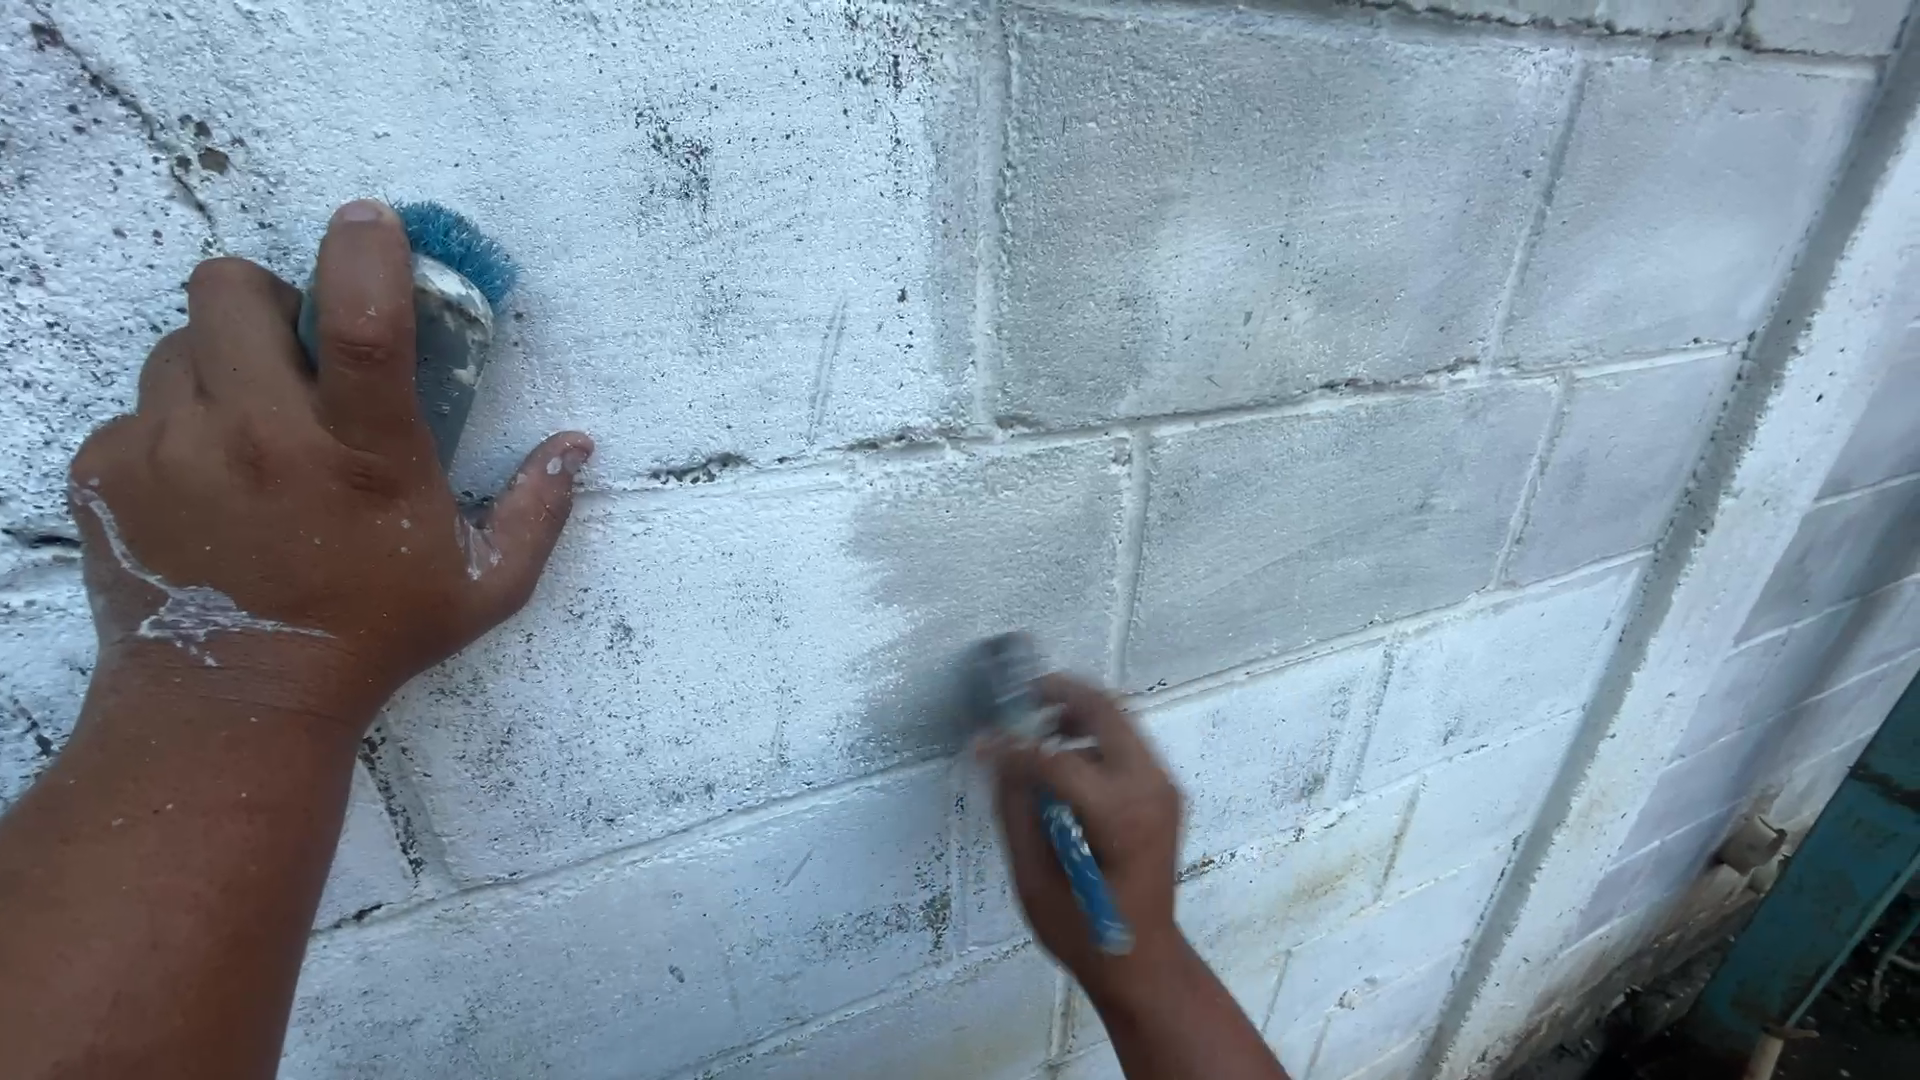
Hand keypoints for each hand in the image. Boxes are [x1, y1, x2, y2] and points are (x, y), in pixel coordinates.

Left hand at [68, 199, 591, 730]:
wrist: (236, 703)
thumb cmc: (381, 636)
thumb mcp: (490, 585)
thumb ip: (540, 510)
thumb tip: (578, 445)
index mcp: (364, 460)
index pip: (359, 325)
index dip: (366, 253)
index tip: (372, 218)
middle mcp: (258, 439)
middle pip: (229, 289)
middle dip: (270, 292)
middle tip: (302, 347)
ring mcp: (167, 451)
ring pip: (177, 340)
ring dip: (226, 356)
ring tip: (261, 419)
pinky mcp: (105, 472)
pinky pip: (139, 403)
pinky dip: (183, 416)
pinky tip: (216, 476)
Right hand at [980, 674, 1188, 1004]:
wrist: (1145, 961)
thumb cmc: (1086, 932)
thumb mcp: (1034, 878)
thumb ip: (1014, 807)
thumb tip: (993, 752)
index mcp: (1119, 815)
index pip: (1056, 758)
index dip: (1013, 745)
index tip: (983, 739)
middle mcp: (1149, 788)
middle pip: (1105, 710)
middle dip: (1060, 693)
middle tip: (1022, 696)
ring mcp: (1163, 786)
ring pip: (1119, 717)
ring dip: (1078, 711)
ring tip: (1039, 728)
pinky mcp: (1164, 790)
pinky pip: (1126, 740)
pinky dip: (1093, 732)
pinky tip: (1065, 756)